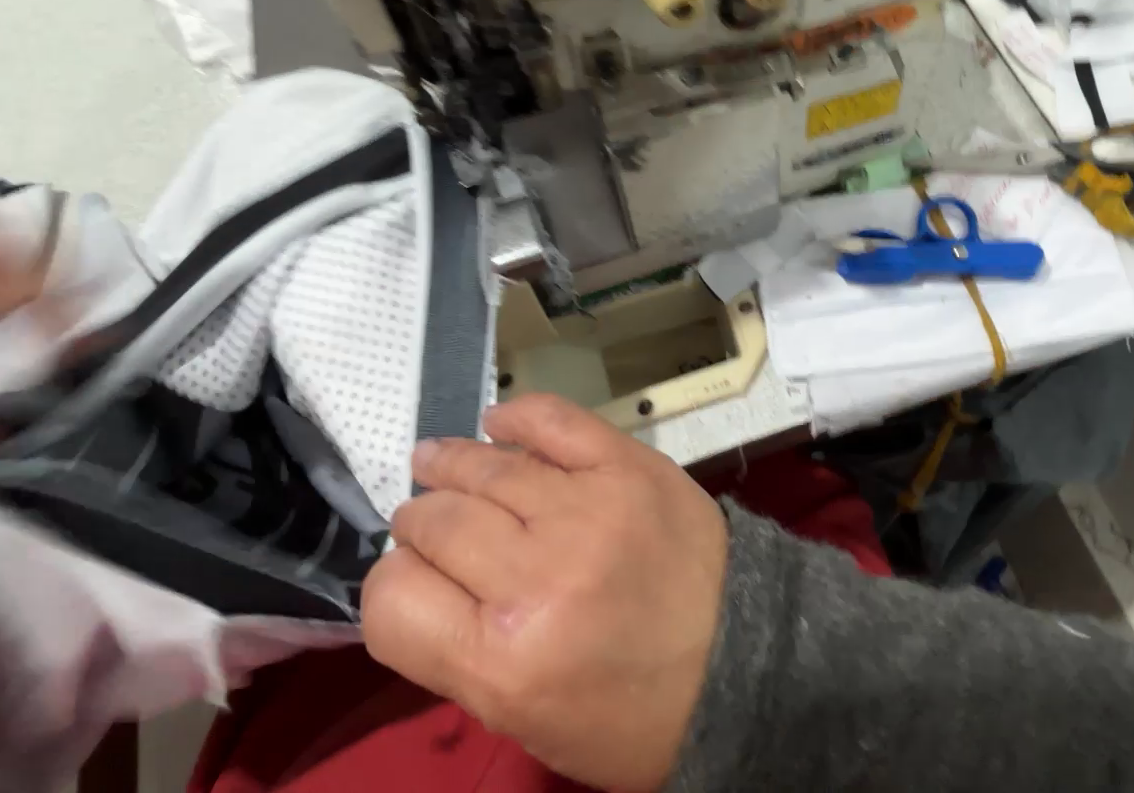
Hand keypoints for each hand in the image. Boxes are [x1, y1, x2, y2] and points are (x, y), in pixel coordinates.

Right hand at [362, 395, 728, 791]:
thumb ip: (458, 648)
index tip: (414, 577)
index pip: (393, 599)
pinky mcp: (630, 466)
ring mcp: (589, 509)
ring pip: (485, 468)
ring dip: (449, 464)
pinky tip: (498, 423)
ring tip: (434, 461)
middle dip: (420, 522)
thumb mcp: (523, 715)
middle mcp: (540, 576)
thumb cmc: (629, 710)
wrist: (740, 661)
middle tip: (428, 521)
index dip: (393, 585)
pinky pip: (554, 421)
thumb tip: (418, 568)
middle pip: (435, 523)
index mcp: (505, 661)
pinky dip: (517, 417)